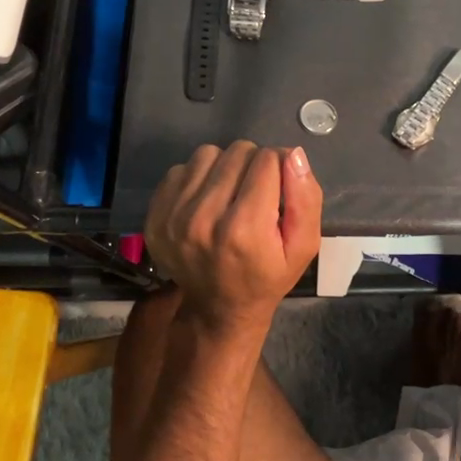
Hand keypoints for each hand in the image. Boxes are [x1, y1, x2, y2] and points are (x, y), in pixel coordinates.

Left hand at [145, 141, 321, 339]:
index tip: (280, 189)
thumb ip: (306, 200)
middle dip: (254, 165)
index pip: (268, 159)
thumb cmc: (268, 277)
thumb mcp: (304, 246)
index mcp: (244, 228)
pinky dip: (199, 178)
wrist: (219, 309)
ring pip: (209, 154)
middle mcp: (203, 217)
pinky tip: (207, 202)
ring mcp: (173, 215)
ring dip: (225, 168)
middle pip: (238, 152)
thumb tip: (293, 154)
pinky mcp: (155, 214)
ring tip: (231, 196)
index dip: (280, 167)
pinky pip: (182, 168)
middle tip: (256, 195)